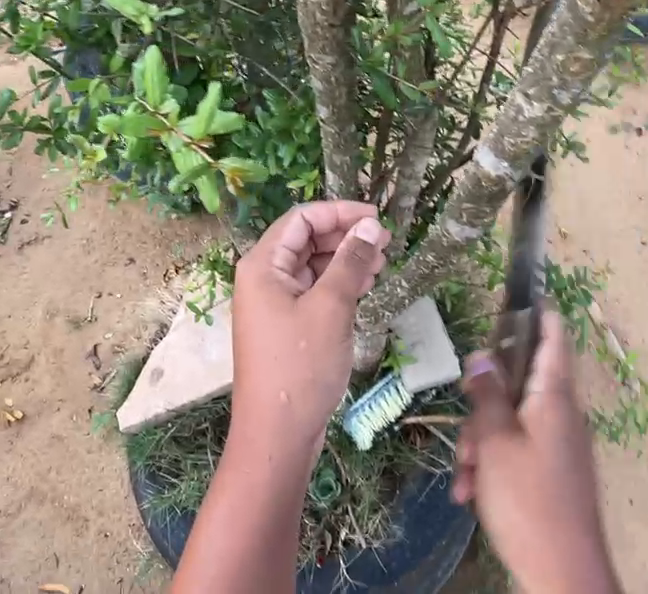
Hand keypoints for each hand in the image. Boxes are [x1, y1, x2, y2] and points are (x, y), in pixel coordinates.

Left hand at [229, 200, 391, 463]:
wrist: (276, 436)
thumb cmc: (301, 366)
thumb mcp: (331, 307)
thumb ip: (350, 262)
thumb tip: (370, 226)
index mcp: (262, 265)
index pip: (301, 218)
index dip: (339, 212)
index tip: (377, 219)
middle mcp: (262, 278)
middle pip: (306, 240)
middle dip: (345, 237)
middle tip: (385, 245)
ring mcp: (272, 304)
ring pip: (312, 266)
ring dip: (346, 261)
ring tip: (381, 266)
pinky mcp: (285, 327)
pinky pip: (313, 291)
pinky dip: (338, 285)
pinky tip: (365, 288)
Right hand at [453, 309, 619, 593]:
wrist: (564, 574)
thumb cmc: (528, 500)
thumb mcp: (495, 441)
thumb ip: (486, 394)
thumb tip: (481, 354)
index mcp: (553, 397)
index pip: (553, 337)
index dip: (539, 312)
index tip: (522, 293)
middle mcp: (561, 414)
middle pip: (518, 383)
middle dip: (483, 404)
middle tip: (465, 433)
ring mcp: (559, 445)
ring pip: (510, 420)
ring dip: (481, 441)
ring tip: (465, 476)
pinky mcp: (553, 473)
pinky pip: (517, 451)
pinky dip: (493, 464)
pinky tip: (472, 492)